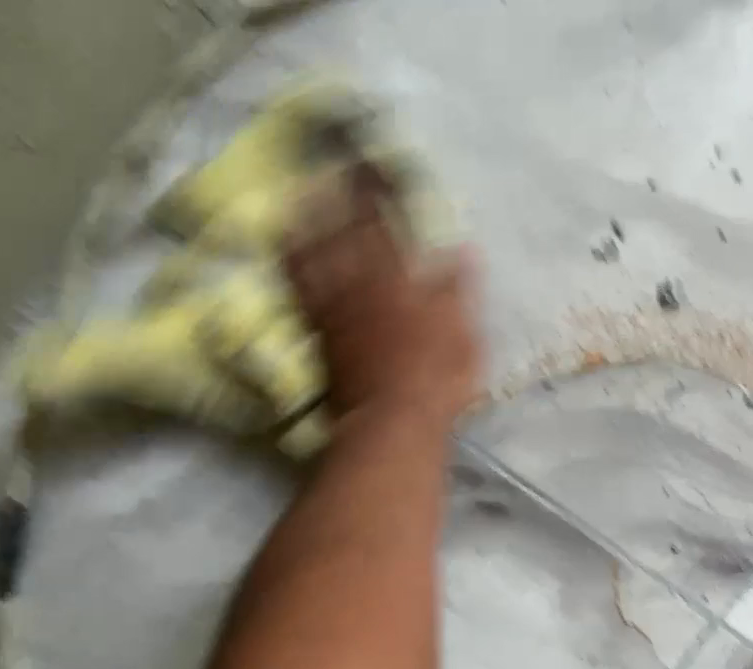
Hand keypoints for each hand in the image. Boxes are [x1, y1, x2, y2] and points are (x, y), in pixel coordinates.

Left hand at [282, 163, 480, 422]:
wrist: (389, 422)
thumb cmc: (435, 378)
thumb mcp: (463, 333)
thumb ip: (457, 288)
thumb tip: (464, 248)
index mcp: (398, 279)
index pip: (385, 222)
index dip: (377, 189)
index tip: (373, 161)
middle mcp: (358, 283)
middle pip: (342, 230)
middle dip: (338, 196)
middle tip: (333, 169)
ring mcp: (333, 306)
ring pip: (312, 253)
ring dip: (306, 224)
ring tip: (298, 202)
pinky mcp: (317, 330)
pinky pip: (299, 288)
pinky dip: (292, 264)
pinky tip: (288, 251)